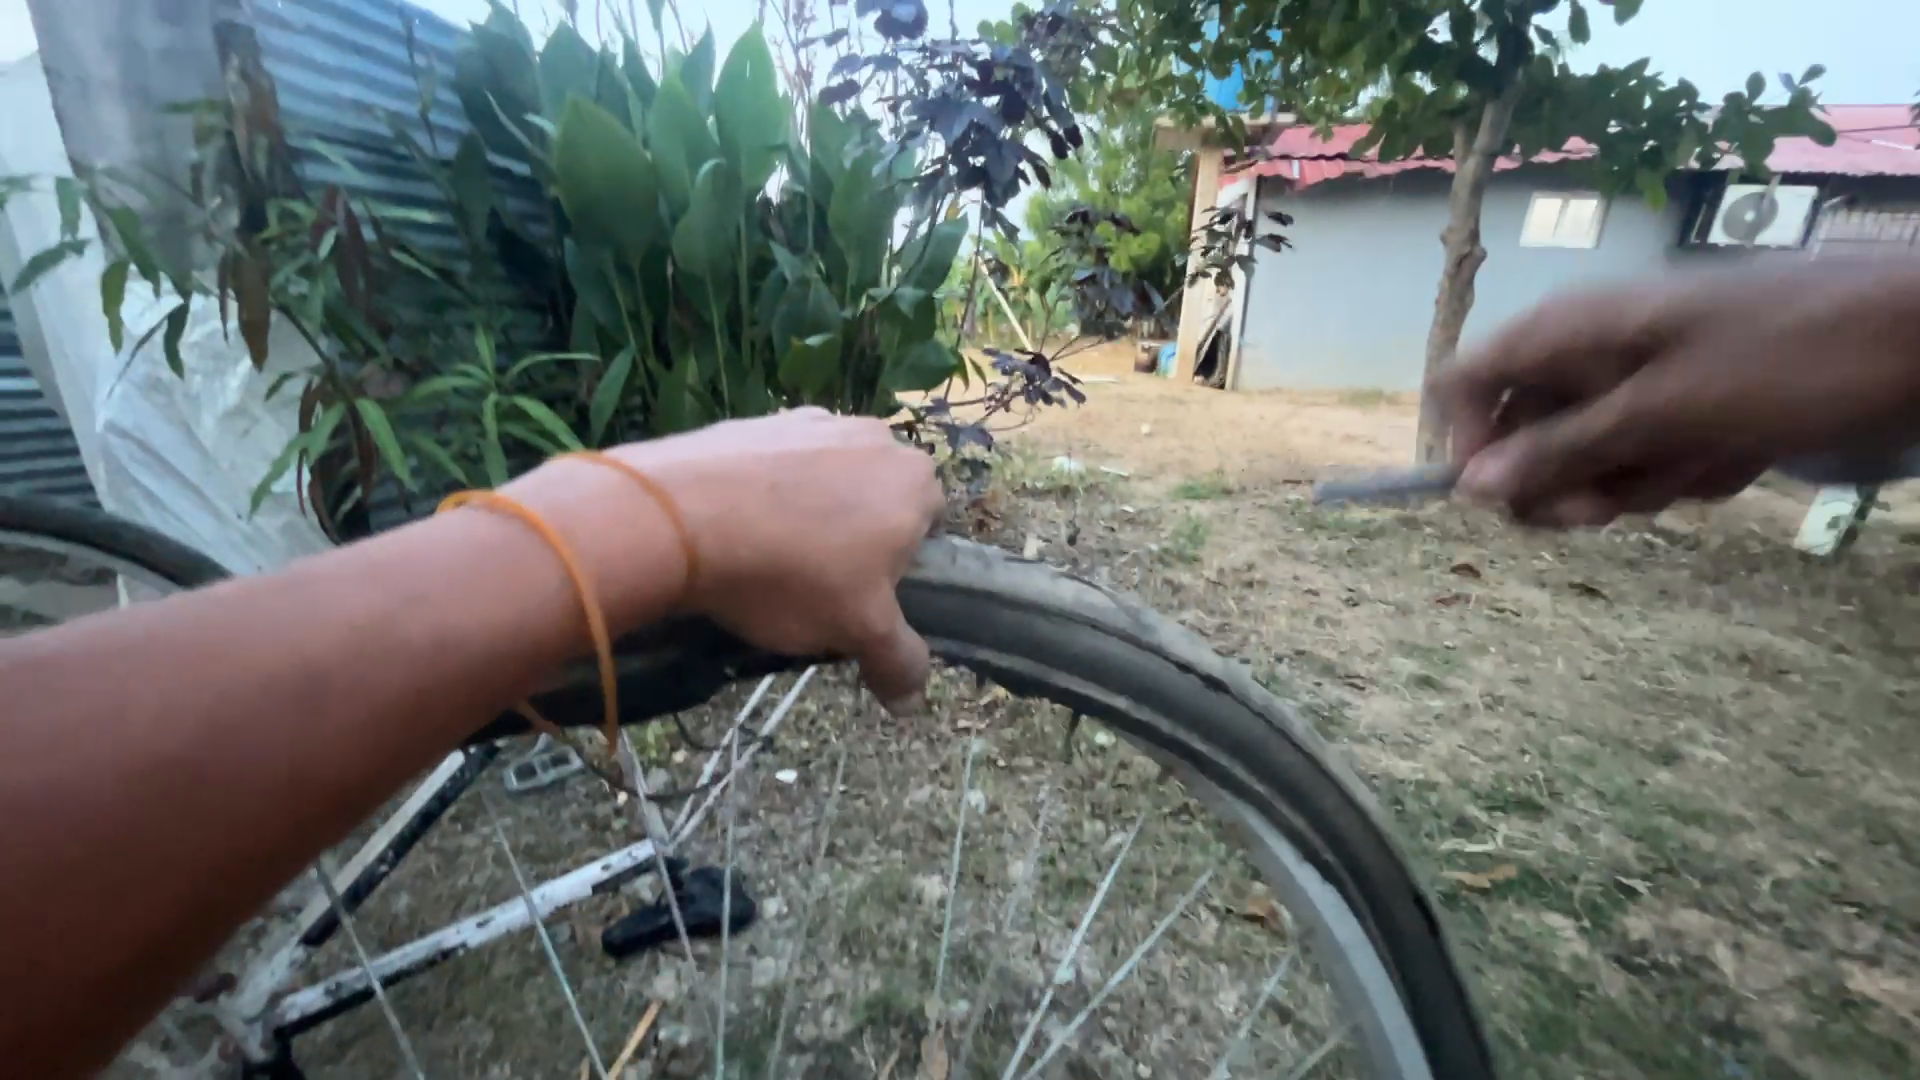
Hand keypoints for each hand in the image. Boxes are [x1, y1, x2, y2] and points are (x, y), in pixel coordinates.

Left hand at [606, 409, 942, 707]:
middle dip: (856, 537)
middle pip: (877, 501)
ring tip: (768, 557)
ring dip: (811, 513)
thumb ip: (898, 661)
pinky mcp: (756, 421)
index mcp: (915, 480)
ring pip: (827, 481)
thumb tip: (912, 701)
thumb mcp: (858, 630)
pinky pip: (776, 466)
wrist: (678, 518)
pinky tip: (734, 529)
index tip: (861, 593)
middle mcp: (873, 437)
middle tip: (817, 581)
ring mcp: (811, 421)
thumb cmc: (794, 572)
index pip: (929, 529)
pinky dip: (764, 493)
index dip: (898, 567)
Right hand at [1429, 262, 1919, 526]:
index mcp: (1563, 334)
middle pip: (1517, 433)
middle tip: (1603, 512)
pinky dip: (1673, 471)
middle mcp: (1583, 355)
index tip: (1501, 490)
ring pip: (1578, 455)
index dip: (1467, 441)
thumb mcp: (1662, 412)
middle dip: (1557, 480)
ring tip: (1696, 469)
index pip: (1464, 386)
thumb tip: (1467, 489)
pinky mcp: (1676, 403)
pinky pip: (1635, 455)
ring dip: (1627, 481)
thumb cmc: (1794, 356)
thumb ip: (1556, 451)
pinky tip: (1728, 459)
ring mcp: (1631, 379)